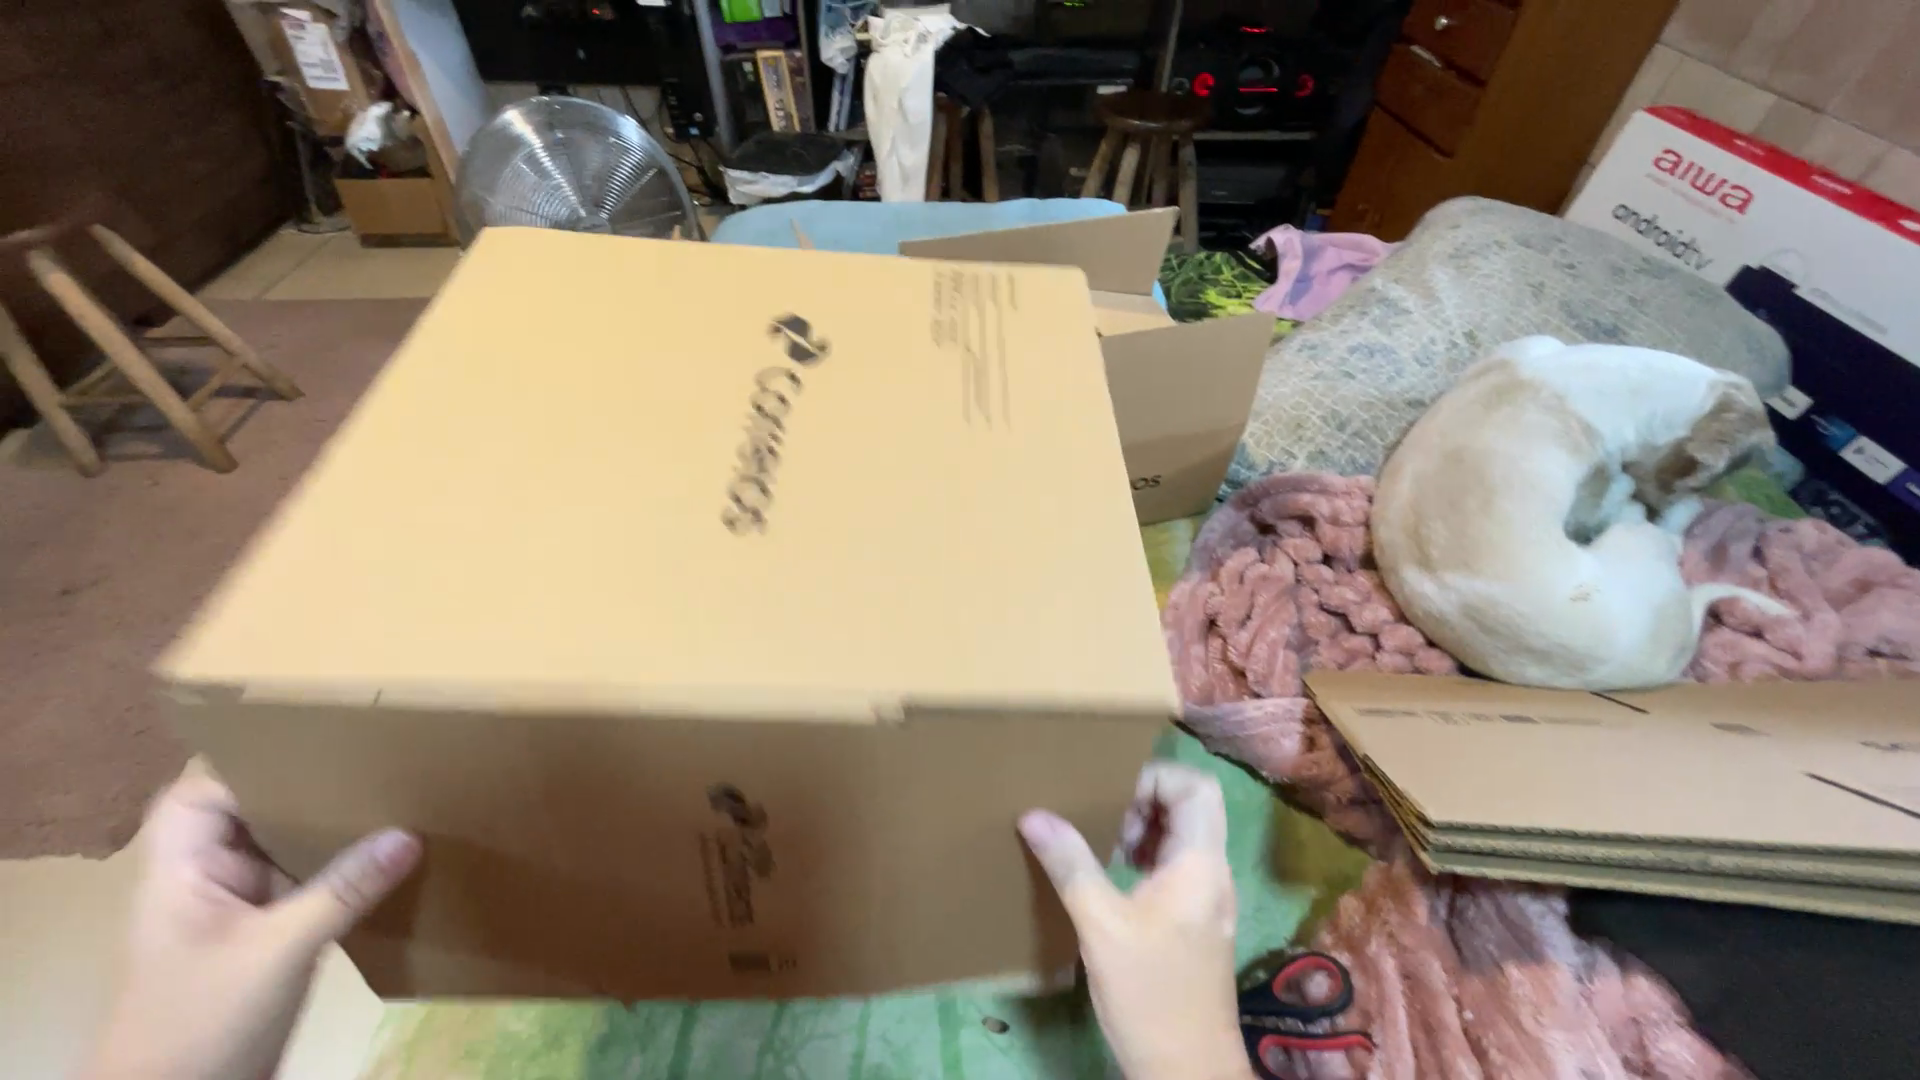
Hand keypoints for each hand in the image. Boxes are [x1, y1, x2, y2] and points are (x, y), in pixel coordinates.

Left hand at [80, 771, 421, 1079]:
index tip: (312, 739)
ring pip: (284, 853)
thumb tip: (408, 836)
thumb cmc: (199, 1023)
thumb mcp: (276, 953)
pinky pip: (310, 887)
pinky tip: (387, 858)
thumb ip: (342, 892)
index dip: (243, 764)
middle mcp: (206, 888)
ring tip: (389, 795)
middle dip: (304, 788)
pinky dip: (344, 869)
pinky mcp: (268, 943)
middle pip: (248, 818)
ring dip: (330, 830)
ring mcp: (237, 916)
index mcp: (180, 878)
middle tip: (370, 757)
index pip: (197, 799)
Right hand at [1020, 763, 1253, 1079]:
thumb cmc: (1150, 992)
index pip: (1197, 788)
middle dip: (1142, 802)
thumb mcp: (1101, 925)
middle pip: (1189, 807)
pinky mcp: (1196, 921)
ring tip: (1101, 845)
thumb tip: (1034, 814)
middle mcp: (1212, 873)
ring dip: (1142, 830)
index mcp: (1200, 864)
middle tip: (1102, 820)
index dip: (1156, 778)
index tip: (1112, 792)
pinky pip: (1175, 866)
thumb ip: (1070, 865)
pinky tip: (1111, 879)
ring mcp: (1207, 899)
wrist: (1187, 1070)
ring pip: (1182, 837)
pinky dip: (1145, 858)